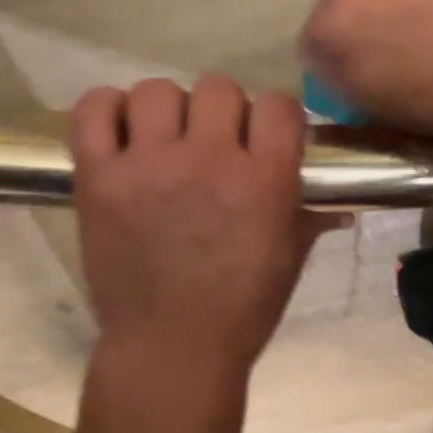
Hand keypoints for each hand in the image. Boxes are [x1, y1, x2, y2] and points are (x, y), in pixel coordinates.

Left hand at [69, 77, 347, 374]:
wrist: (174, 344)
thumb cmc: (247, 306)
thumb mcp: (292, 259)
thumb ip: (311, 218)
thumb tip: (339, 205)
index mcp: (266, 181)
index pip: (279, 107)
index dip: (279, 116)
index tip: (273, 136)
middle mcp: (210, 161)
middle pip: (219, 88)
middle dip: (227, 110)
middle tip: (221, 140)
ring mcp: (148, 164)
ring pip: (157, 91)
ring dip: (170, 109)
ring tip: (171, 138)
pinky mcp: (98, 175)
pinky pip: (93, 110)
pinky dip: (108, 110)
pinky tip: (125, 131)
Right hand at [300, 0, 432, 132]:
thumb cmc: (430, 102)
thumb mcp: (374, 108)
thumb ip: (345, 81)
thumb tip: (345, 67)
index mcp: (321, 36)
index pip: (317, 42)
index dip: (344, 54)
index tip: (369, 65)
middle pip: (344, 2)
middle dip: (366, 18)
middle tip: (403, 41)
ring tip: (430, 19)